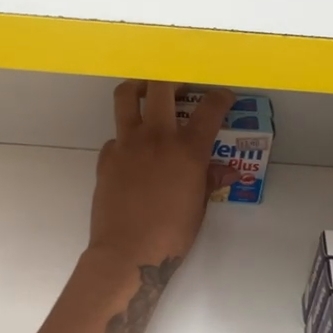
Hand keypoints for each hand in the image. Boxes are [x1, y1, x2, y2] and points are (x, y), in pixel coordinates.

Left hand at [88, 81, 236, 264]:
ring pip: (127, 96)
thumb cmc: (171, 234)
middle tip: (181, 88)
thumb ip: (209, 180)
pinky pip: (116, 135)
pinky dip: (126, 135)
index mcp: (187, 150)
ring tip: (148, 93)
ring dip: (139, 87)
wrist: (127, 252)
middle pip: (162, 86)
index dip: (220, 97)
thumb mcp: (199, 207)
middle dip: (175, 80)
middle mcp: (156, 137)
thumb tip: (226, 171)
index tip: (224, 97)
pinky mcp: (105, 157)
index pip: (209, 108)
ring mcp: (126, 144)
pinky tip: (134, 151)